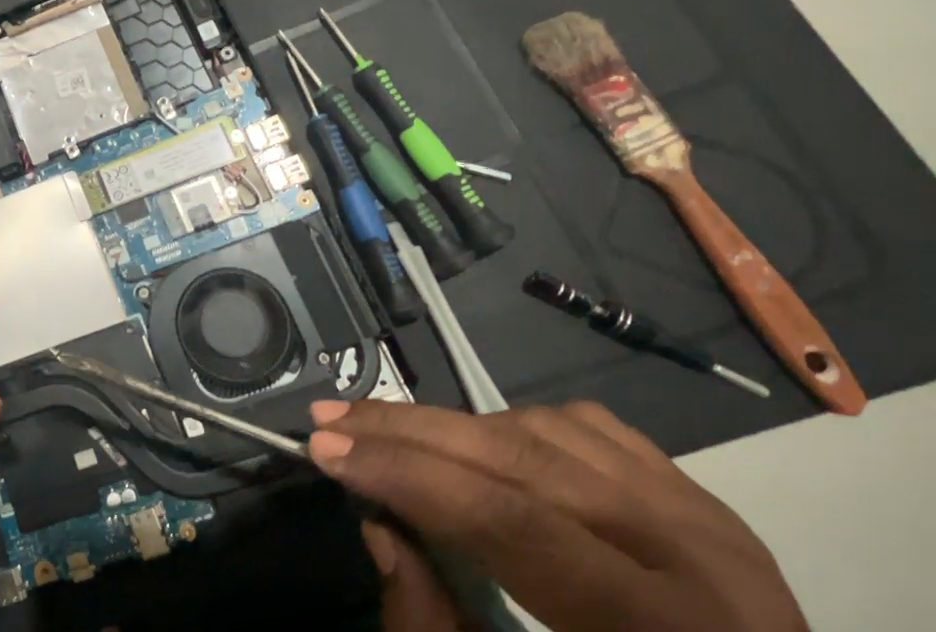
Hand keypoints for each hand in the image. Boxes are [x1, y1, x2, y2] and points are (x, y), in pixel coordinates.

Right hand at [307, 399, 806, 631]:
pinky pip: (587, 427)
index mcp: (663, 625)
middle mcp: (696, 553)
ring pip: (548, 430)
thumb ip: (436, 624)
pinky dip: (515, 425)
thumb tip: (379, 524)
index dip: (409, 476)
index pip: (511, 519)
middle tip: (328, 418)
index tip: (325, 449)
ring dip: (453, 427)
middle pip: (523, 457)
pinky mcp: (699, 496)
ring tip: (385, 435)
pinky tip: (476, 443)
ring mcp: (704, 514)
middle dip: (409, 432)